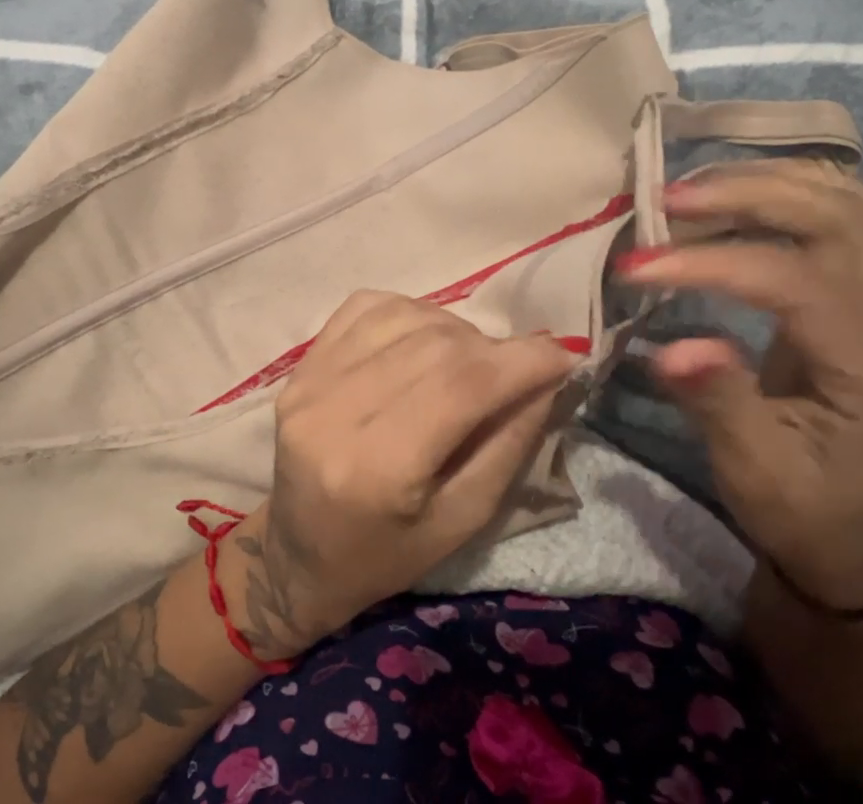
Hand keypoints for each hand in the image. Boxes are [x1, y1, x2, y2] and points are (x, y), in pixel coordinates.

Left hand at [224, 292, 577, 658]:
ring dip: (455, 329)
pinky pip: (367, 307)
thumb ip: (508, 444)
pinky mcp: (298, 367)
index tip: (564, 355)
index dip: (521, 361)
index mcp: (375, 469)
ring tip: (469, 363)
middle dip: (493, 348)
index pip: (459, 387)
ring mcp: (307, 383)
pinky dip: (412, 313)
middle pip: (435, 345)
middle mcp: (332, 413)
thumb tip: (548, 375)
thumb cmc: (386, 554)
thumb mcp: (462, 519)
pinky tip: (425, 342)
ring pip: (405, 316)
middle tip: (517, 371)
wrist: (298, 556)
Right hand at [619, 161, 862, 612]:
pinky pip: (850, 228)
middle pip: (849, 221)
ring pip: (861, 210)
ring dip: (781, 184)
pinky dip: (798, 199)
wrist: (850, 549)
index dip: (716, 263)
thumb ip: (719, 404)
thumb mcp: (754, 474)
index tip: (638, 266)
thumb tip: (669, 348)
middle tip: (671, 199)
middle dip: (756, 195)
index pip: (799, 284)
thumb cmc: (801, 516)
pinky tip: (744, 200)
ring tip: (702, 185)